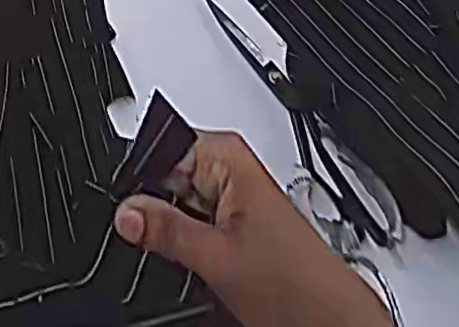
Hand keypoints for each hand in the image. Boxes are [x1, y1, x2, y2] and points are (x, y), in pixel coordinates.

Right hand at [114, 131, 393, 326]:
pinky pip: (190, 216)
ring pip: (174, 200)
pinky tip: (201, 261)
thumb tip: (124, 210)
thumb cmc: (297, 285)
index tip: (128, 211)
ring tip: (197, 256)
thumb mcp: (216, 258)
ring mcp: (229, 190)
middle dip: (155, 207)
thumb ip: (164, 230)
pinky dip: (186, 239)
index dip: (137, 181)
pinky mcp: (232, 216)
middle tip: (169, 241)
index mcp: (222, 152)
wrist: (334, 322)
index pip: (158, 148)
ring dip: (171, 227)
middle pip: (163, 175)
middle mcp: (226, 164)